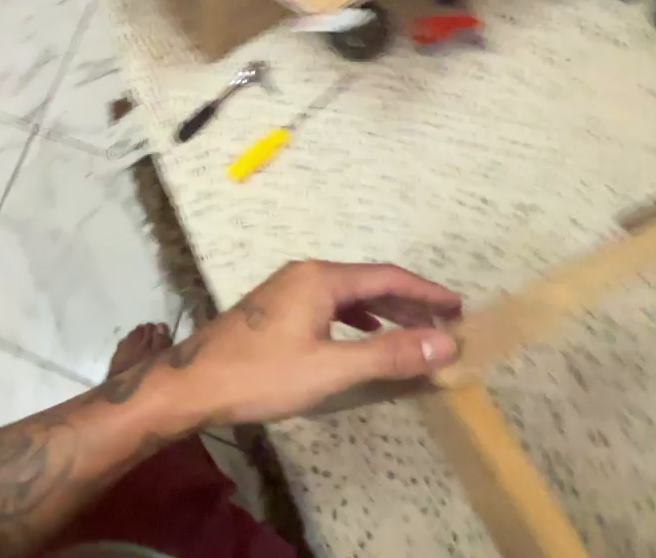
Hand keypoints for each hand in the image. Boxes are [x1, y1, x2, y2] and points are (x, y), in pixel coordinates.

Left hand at [140, 260, 462, 429]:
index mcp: (319, 278)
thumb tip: (445, 342)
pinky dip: (357, 320)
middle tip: (446, 326)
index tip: (460, 308)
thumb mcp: (331, 369)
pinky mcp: (277, 308)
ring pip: (348, 295)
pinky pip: (330, 306)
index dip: (425, 292)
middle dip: (408, 303)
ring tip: (416, 336)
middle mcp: (305, 274)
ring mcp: (287, 289)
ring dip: (383, 313)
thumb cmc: (263, 374)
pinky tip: (365, 337)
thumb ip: (388, 354)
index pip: (385, 277)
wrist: (195, 381)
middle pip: (368, 283)